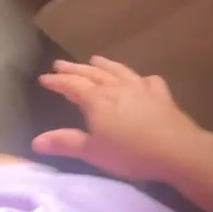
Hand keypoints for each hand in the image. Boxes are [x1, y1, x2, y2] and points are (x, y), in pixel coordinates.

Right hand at [35, 57, 212, 182]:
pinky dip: (138, 77)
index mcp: (97, 100)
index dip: (56, 81)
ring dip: (104, 64)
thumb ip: (65, 143)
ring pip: (118, 71)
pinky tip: (139, 79)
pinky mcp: (161, 95)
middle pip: (92, 74)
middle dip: (74, 68)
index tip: (43, 78)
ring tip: (93, 59)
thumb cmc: (130, 152)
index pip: (71, 85)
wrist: (177, 150)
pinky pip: (147, 80)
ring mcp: (141, 88)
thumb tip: (35, 141)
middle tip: (59, 63)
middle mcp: (116, 87)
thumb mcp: (92, 151)